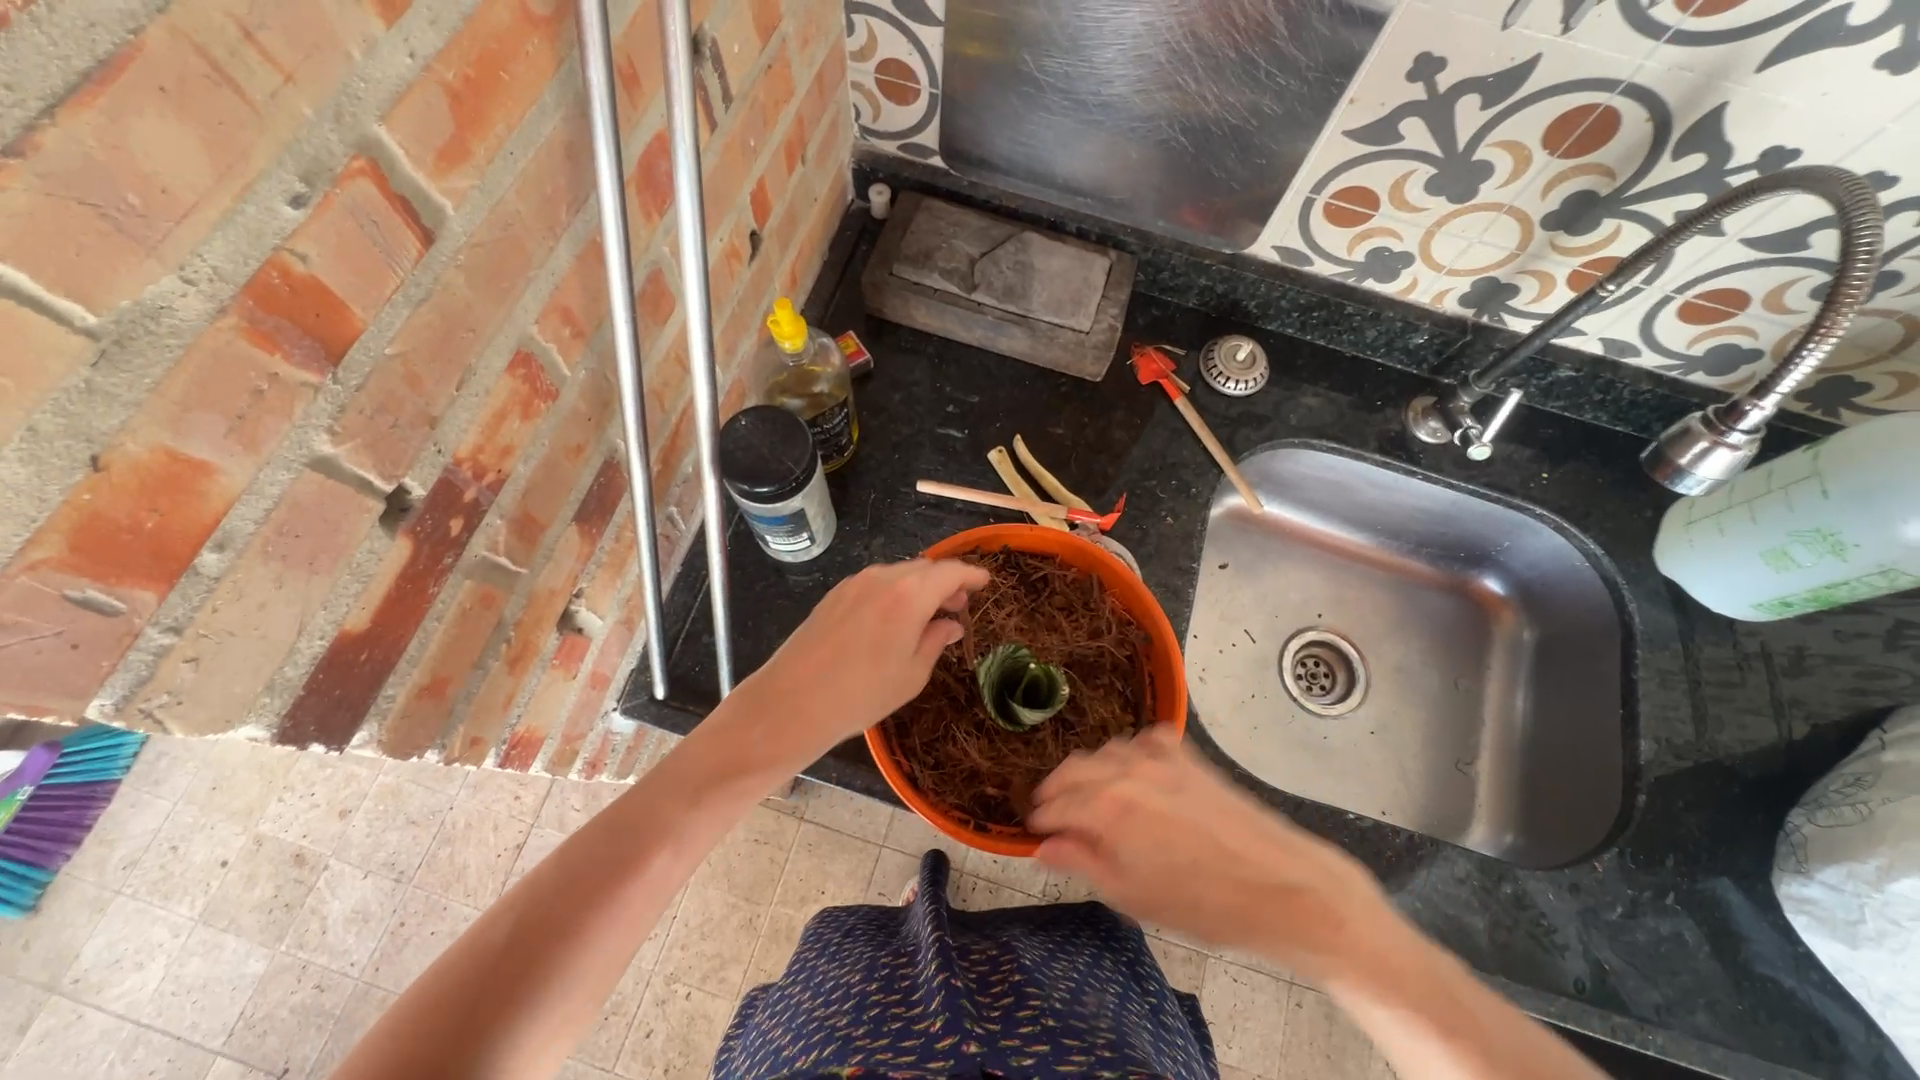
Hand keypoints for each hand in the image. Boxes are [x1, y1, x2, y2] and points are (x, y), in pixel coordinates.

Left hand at [731, 558, 988, 761]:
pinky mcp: (834, 594)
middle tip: (958, 607)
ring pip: (898, 574)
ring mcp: (854, 583)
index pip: (950, 571)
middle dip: (945, 583)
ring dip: (919, 587)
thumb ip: (935, 641)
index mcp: (909, 594)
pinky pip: (875, 584)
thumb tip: (950, 624)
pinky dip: (894, 592)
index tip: (985, 583)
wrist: (792, 701)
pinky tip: (895, 619)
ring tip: (928, 615)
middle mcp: (882, 577)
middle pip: (924, 568)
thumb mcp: (912, 674)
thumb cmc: (861, 694)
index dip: (971, 575)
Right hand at [1029, 726, 1391, 980]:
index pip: (1055, 805)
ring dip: (1090, 772)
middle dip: (1057, 791)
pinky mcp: (1191, 758)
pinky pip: (1146, 742)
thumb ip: (1082, 862)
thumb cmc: (1201, 904)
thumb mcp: (1131, 895)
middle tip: (1054, 817)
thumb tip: (1044, 846)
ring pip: (1107, 751)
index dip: (1039, 820)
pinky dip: (1130, 754)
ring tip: (1091, 799)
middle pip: (1074, 769)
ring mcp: (1161, 759)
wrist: (1281, 886)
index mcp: (1106, 806)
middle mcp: (1126, 771)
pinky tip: (1136, 774)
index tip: (1033, 833)